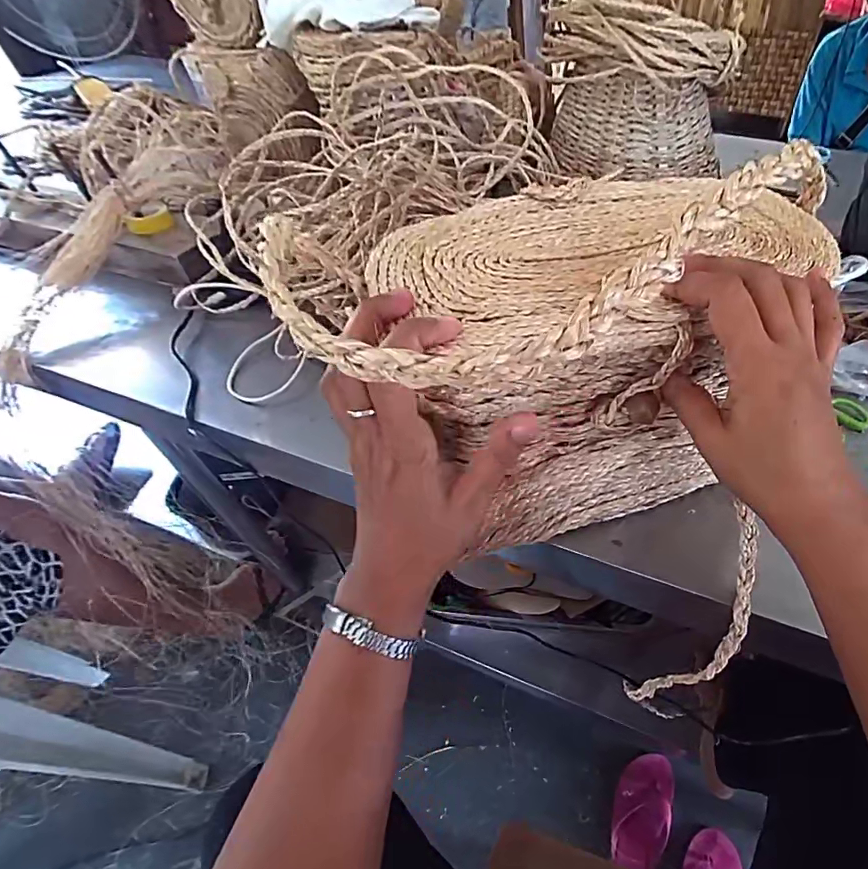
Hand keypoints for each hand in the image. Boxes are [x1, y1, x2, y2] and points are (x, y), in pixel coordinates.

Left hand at [323, 292, 537, 627]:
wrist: (388, 570)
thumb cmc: (431, 540)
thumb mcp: (474, 503)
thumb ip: (498, 458)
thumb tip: (531, 419)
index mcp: (400, 445)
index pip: (390, 374)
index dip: (414, 338)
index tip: (451, 331)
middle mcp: (370, 434)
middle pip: (347, 363)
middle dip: (371, 319)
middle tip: (407, 298)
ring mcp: (356, 437)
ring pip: (336, 374)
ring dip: (356, 337)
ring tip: (391, 317)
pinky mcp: (355, 442)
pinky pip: (341, 390)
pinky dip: (354, 360)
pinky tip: (380, 357)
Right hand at [661, 255, 865, 541]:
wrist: (817, 500)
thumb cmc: (763, 476)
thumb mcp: (712, 442)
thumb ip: (687, 401)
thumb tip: (669, 377)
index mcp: (758, 365)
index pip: (728, 299)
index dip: (696, 284)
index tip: (669, 290)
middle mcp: (790, 350)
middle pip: (762, 281)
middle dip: (723, 266)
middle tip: (690, 269)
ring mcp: (813, 356)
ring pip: (793, 291)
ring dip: (760, 271)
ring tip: (729, 271)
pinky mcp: (825, 369)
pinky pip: (829, 320)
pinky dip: (818, 292)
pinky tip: (807, 276)